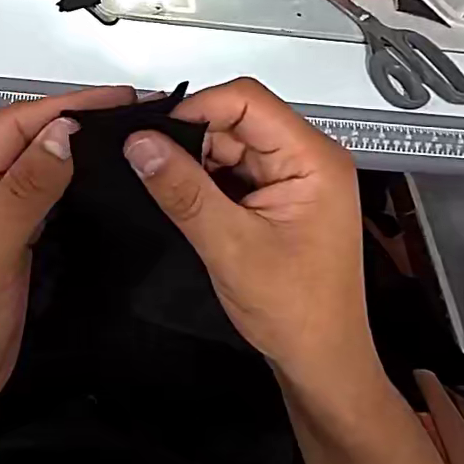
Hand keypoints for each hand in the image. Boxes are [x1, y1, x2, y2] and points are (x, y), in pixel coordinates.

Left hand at [0, 84, 134, 463]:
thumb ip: (24, 191)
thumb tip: (63, 133)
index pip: (12, 123)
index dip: (67, 106)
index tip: (117, 97)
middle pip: (24, 135)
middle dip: (75, 117)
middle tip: (130, 109)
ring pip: (34, 160)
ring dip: (75, 145)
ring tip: (121, 132)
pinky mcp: (2, 231)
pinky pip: (39, 191)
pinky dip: (68, 179)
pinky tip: (95, 173)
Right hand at [122, 78, 371, 381]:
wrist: (320, 362)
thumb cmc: (302, 313)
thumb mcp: (231, 247)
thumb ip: (183, 191)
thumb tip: (144, 145)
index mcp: (314, 160)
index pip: (247, 101)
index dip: (197, 109)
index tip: (157, 134)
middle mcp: (307, 159)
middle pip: (235, 118)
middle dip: (192, 140)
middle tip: (157, 165)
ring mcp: (291, 175)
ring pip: (227, 142)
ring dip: (197, 163)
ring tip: (183, 198)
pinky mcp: (275, 191)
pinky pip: (229, 166)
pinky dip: (204, 179)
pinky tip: (196, 205)